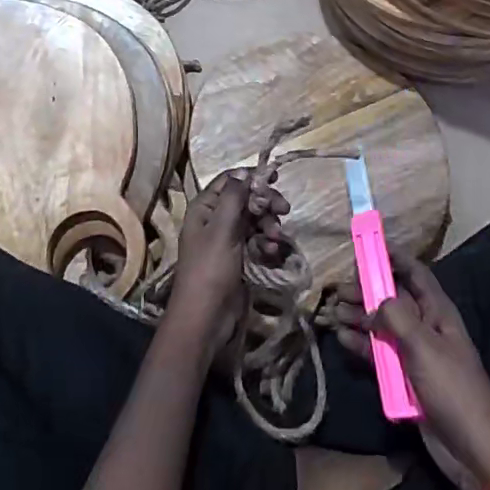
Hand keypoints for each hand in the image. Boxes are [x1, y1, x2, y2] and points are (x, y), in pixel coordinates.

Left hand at [171, 171, 288, 359]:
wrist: (206, 318)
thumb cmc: (210, 269)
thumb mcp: (222, 228)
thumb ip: (235, 197)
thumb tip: (245, 171)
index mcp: (205, 208)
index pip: (230, 181)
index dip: (251, 177)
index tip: (275, 177)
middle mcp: (215, 220)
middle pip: (247, 200)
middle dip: (266, 204)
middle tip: (284, 210)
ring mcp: (228, 240)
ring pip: (256, 221)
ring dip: (269, 227)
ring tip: (274, 240)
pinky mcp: (240, 258)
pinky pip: (258, 242)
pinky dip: (267, 245)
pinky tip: (272, 254)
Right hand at [334, 259, 489, 489]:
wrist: (472, 449)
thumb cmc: (453, 389)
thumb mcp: (424, 347)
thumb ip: (397, 317)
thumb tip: (375, 297)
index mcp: (438, 312)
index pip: (415, 273)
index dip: (394, 257)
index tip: (368, 245)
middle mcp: (426, 326)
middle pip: (393, 298)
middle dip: (367, 290)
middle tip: (337, 288)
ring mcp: (414, 352)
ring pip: (382, 325)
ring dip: (359, 317)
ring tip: (333, 312)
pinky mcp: (404, 376)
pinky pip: (379, 353)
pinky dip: (362, 344)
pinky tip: (342, 339)